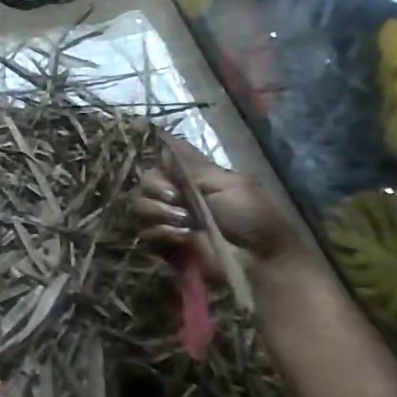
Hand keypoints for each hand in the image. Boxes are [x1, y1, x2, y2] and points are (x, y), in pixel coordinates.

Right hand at [131, 138, 305, 274]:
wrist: (259, 259)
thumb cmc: (251, 216)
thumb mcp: (227, 183)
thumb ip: (192, 166)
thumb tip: (165, 137)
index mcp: (192, 176)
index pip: (162, 157)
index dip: (150, 150)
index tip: (137, 137)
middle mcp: (175, 194)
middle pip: (144, 179)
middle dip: (156, 186)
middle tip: (175, 197)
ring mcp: (168, 218)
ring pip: (139, 204)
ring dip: (159, 210)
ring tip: (185, 220)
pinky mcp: (164, 243)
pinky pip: (145, 230)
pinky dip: (161, 231)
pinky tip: (182, 235)